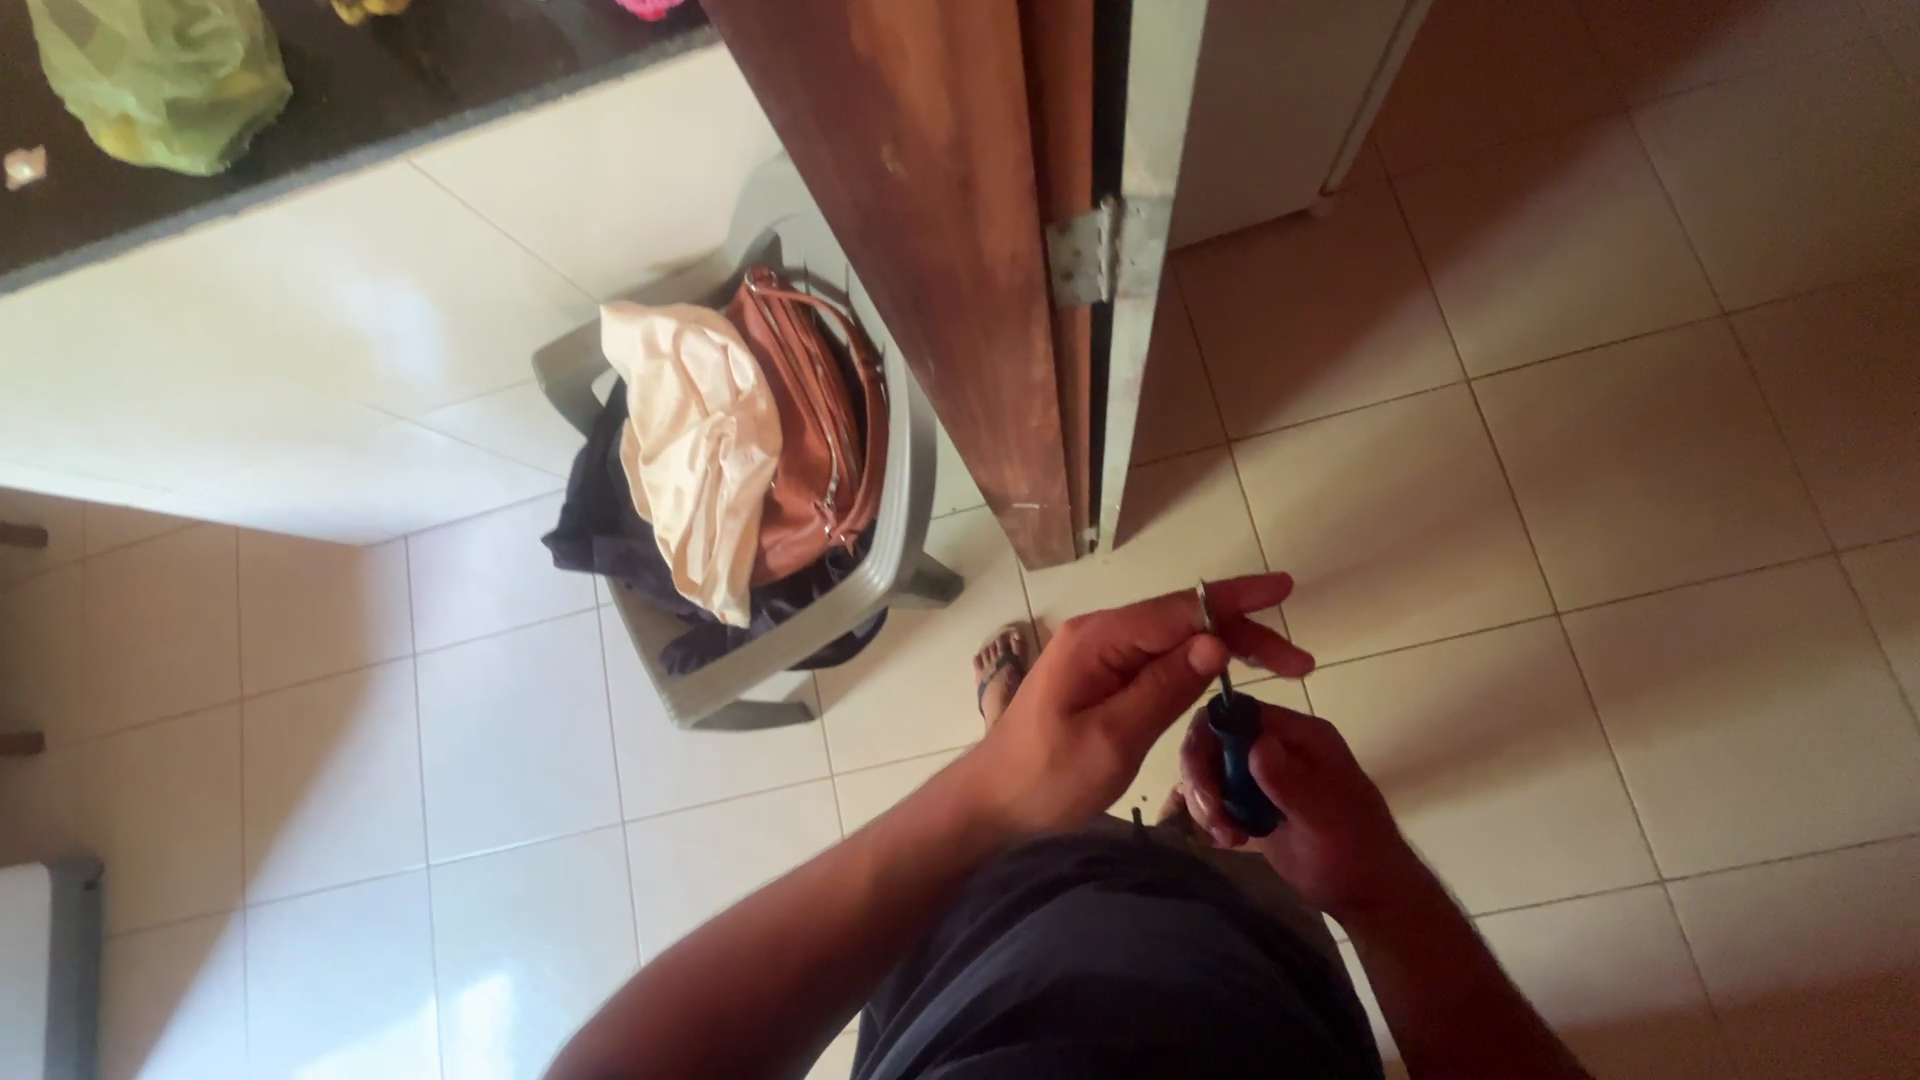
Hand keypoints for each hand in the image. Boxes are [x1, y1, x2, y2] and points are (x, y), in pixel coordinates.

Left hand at [951, 573, 1313, 837]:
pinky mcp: (1099, 677)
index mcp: (1097, 641)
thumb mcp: (1111, 739)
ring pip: (1172, 638)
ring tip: (1278, 665)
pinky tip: (1223, 674)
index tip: (1284, 590)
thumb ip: (1161, 689)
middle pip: (1179, 619)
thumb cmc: (1045, 778)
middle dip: (1240, 630)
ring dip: (1223, 647)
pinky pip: (1155, 659)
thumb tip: (1215, 641)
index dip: (1233, 600)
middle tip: (1298, 661)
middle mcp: (1098, 636)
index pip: (1177, 609)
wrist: (993, 802)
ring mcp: (1097, 655)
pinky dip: (1195, 664)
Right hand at [1180, 702, 1429, 924]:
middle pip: (1212, 737)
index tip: (1205, 779)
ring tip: (1226, 835)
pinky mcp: (1250, 797)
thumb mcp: (1324, 816)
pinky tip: (1227, 839)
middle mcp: (1275, 743)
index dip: (1210, 736)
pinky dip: (1209, 814)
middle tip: (1212, 816)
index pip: (1237, 712)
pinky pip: (1213, 791)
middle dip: (1202, 775)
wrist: (1367, 895)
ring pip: (1207, 766)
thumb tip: (1257, 745)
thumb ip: (1290, 780)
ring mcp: (1261, 771)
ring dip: (1204, 800)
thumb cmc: (1355, 852)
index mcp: (1298, 734)